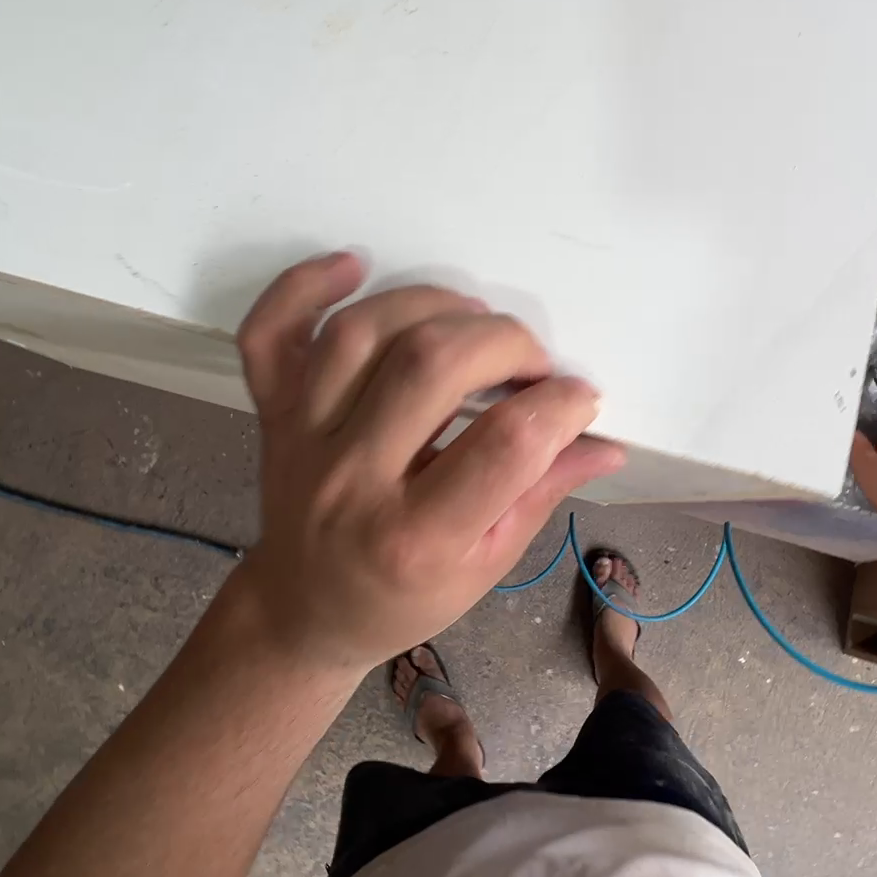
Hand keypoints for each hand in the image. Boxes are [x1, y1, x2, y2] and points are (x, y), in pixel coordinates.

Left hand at [228, 251, 625, 674]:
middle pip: (431, 365)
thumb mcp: (486, 566)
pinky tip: (355, 265)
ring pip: (361, 333)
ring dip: (432, 304)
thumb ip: (543, 494)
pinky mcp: (272, 413)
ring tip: (473, 320)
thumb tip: (606, 441)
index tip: (578, 396)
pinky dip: (303, 283)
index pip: (506, 444)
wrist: (303, 611)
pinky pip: (270, 332)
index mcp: (418, 539)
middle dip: (504, 343)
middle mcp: (352, 481)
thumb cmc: (404, 598)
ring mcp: (302, 440)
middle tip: (529, 362)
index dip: (559, 405)